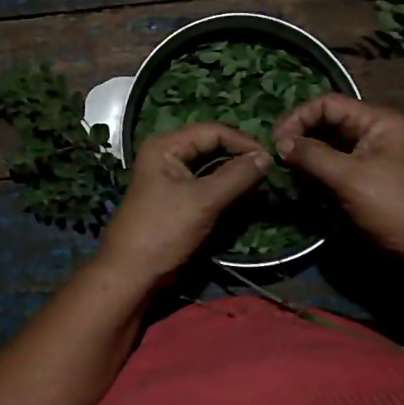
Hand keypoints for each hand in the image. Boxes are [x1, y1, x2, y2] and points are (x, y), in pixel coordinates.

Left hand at [94, 122, 272, 287]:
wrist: (132, 273)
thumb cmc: (164, 230)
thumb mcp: (203, 200)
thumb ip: (236, 176)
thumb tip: (266, 157)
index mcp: (166, 145)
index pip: (213, 131)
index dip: (243, 142)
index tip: (271, 158)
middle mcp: (167, 154)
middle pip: (211, 146)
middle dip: (240, 157)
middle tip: (269, 172)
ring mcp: (171, 176)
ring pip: (210, 166)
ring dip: (235, 174)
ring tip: (262, 185)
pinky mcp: (177, 197)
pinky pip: (206, 183)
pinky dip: (225, 188)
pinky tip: (245, 196)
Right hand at [272, 94, 403, 266]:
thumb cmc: (396, 208)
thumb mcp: (350, 178)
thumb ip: (312, 155)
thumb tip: (280, 143)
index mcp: (378, 122)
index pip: (327, 104)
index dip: (298, 117)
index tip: (275, 141)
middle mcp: (376, 134)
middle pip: (328, 123)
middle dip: (300, 137)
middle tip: (276, 158)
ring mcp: (374, 159)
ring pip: (330, 147)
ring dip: (307, 158)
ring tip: (287, 173)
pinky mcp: (370, 182)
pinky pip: (337, 169)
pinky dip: (319, 174)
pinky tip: (304, 187)